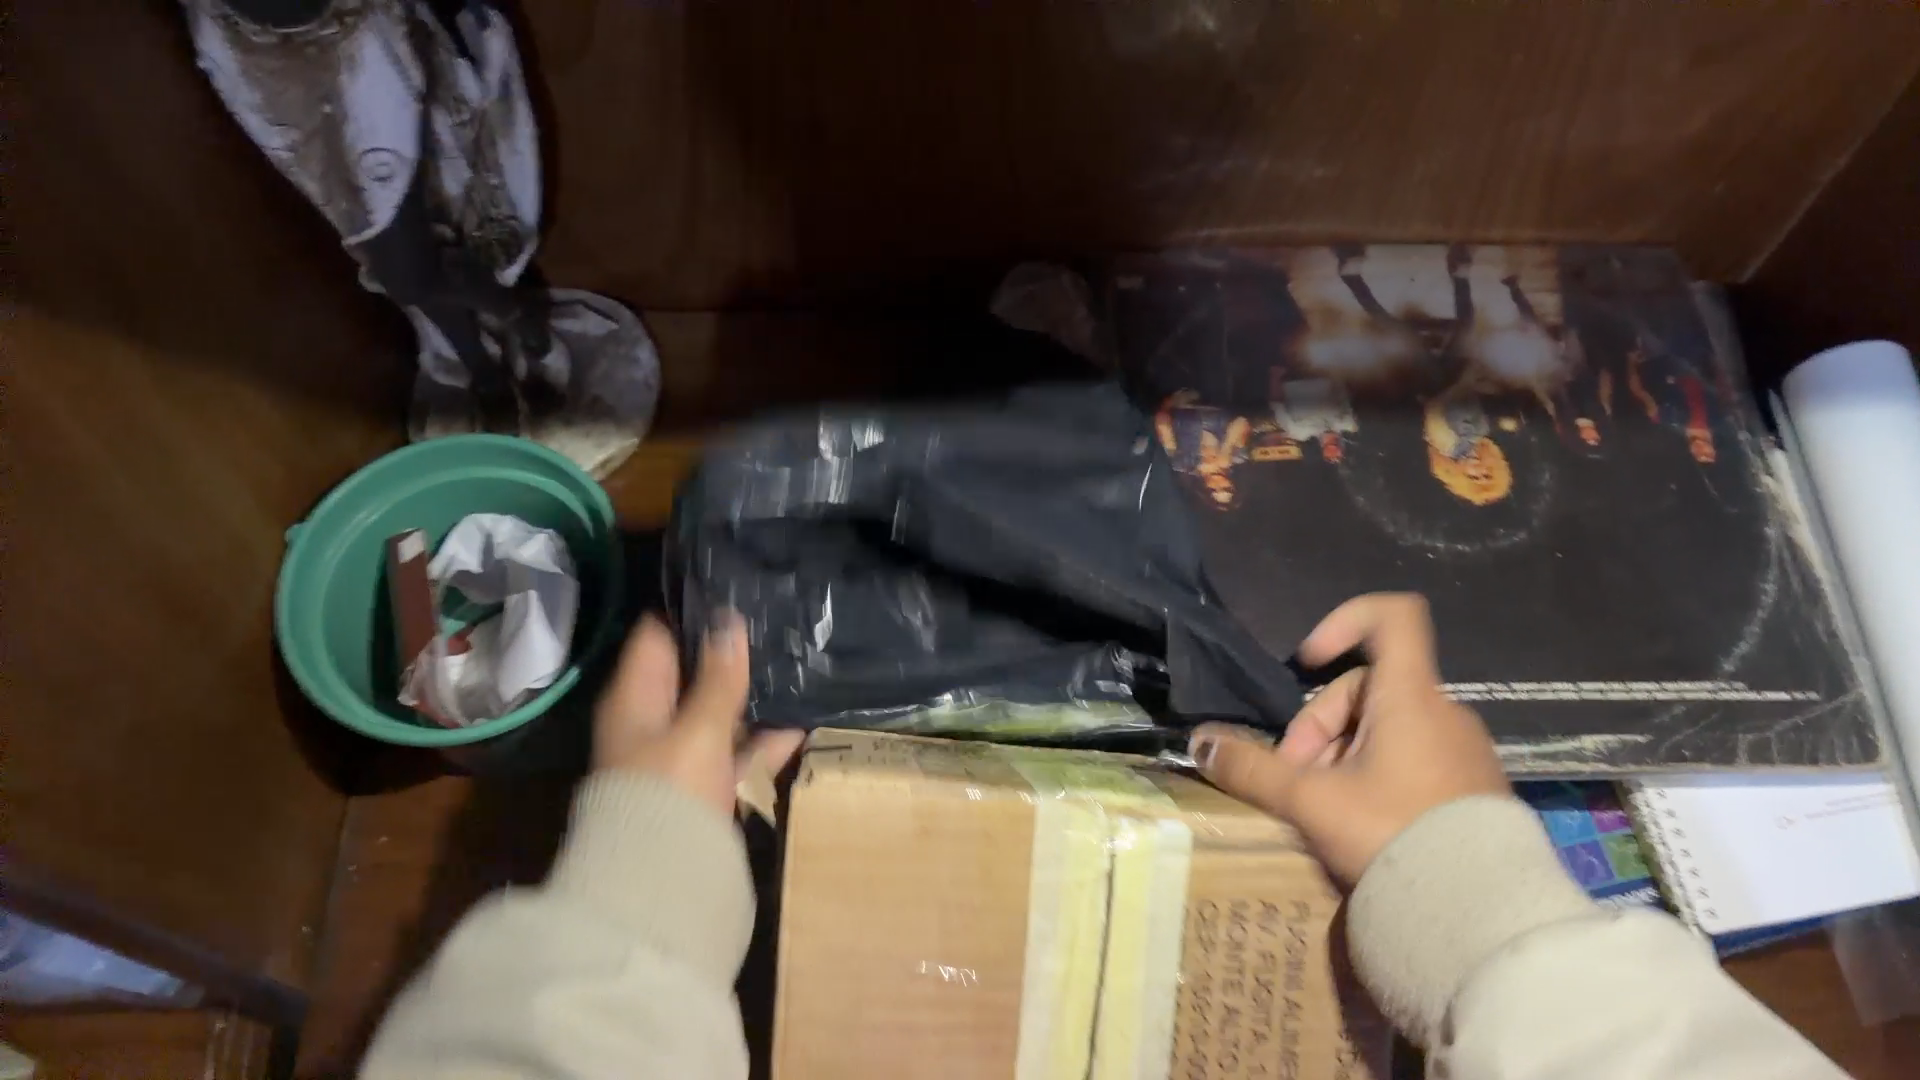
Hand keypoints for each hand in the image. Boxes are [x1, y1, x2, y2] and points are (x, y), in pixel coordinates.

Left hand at [592, 612, 806, 818]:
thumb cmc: (671, 792)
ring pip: (717, 712)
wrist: (663, 883)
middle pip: (690, 673)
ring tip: (791, 664)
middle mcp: (653, 721)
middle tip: (772, 624)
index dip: (691, 613)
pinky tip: (800, 723)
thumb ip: (718, 679)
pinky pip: (736, 749)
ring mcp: (680, 754)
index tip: (733, 591)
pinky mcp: (705, 783)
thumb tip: (729, 622)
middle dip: (728, 653)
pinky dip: (762, 739)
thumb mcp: (698, 730)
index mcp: (636, 700)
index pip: (657, 637)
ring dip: (748, 696)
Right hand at [1189, 593, 1507, 887]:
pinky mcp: (1473, 791)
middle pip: (1365, 690)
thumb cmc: (1394, 833)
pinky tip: (1359, 826)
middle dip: (1319, 729)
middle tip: (1298, 780)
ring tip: (1323, 810)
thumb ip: (1252, 768)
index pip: (1393, 618)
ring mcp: (1463, 752)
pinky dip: (1374, 778)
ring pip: (1383, 731)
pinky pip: (1411, 761)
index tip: (1309, 660)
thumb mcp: (1310, 800)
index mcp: (1411, 697)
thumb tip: (1199, 743)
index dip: (1343, 621)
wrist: (1485, 920)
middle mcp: (1444, 713)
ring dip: (1341, 758)